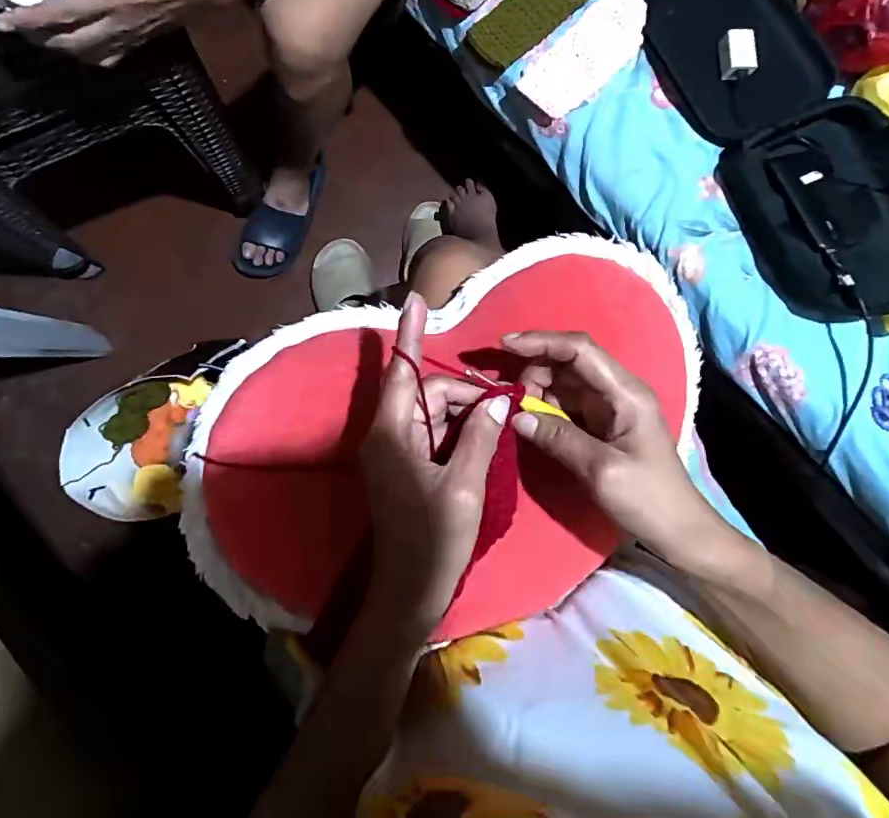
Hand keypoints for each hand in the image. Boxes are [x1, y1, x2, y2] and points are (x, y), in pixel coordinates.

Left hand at [0, 0, 210, 64]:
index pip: (59, 12)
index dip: (27, 19)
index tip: (0, 22)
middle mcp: (114, 24)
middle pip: (69, 43)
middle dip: (41, 38)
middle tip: (20, 28)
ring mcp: (128, 38)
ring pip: (88, 55)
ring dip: (64, 50)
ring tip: (48, 38)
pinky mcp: (139, 44)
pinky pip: (109, 59)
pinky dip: (91, 56)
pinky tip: (85, 48)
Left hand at [360, 293, 506, 634]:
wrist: (409, 588)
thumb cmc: (434, 539)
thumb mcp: (464, 485)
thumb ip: (479, 436)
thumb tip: (496, 401)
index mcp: (393, 432)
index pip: (401, 370)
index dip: (409, 333)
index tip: (416, 300)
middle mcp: (387, 433)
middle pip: (426, 391)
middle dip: (462, 392)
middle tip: (501, 408)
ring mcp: (394, 450)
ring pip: (431, 410)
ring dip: (462, 411)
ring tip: (496, 422)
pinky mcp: (405, 464)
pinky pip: (431, 430)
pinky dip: (456, 427)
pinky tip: (481, 434)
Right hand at [504, 331, 732, 568]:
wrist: (679, 532)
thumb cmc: (649, 499)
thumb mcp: (601, 471)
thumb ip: (559, 439)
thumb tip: (517, 416)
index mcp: (625, 392)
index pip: (580, 349)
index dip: (542, 341)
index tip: (506, 346)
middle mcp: (617, 391)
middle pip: (569, 361)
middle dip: (535, 369)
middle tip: (511, 397)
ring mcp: (609, 407)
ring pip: (564, 382)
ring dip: (537, 389)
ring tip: (517, 412)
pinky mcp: (600, 425)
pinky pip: (566, 405)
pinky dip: (544, 408)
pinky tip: (529, 421)